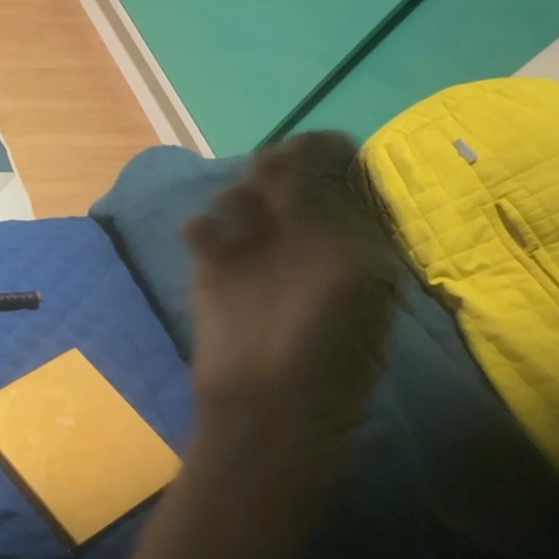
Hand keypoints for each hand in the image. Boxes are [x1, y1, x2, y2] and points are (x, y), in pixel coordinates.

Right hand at [184, 132, 398, 447]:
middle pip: (288, 178)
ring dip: (237, 195)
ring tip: (233, 215)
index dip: (322, 154)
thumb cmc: (324, 345)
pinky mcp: (213, 274)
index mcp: (356, 235)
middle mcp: (307, 237)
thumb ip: (321, 211)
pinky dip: (201, 226)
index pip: (344, 171)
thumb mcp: (346, 269)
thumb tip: (286, 156)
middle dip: (274, 170)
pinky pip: (203, 231)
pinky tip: (202, 239)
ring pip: (243, 197)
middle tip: (263, 177)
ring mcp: (257, 255)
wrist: (269, 406)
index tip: (297, 152)